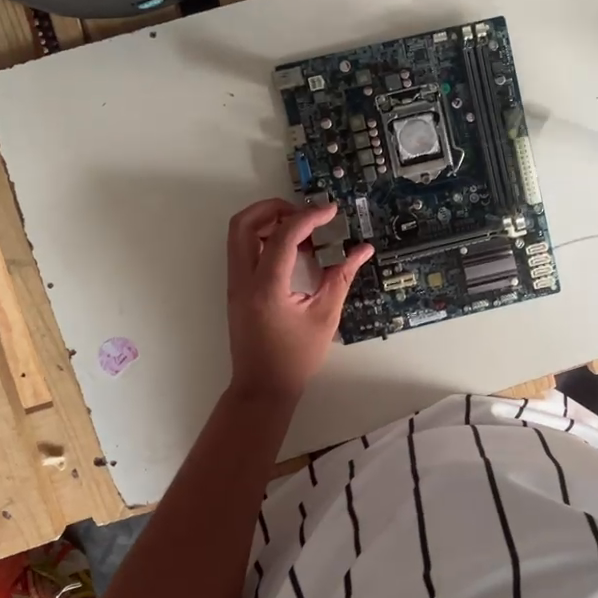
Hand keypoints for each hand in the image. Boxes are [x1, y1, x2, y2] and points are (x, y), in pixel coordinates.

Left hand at [224, 199, 373, 403]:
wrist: (262, 388)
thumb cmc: (295, 358)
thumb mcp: (325, 316)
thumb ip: (341, 276)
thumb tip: (362, 249)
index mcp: (266, 288)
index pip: (282, 236)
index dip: (308, 217)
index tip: (330, 211)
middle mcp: (243, 280)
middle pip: (245, 223)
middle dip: (276, 209)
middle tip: (307, 216)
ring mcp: (235, 283)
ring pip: (239, 233)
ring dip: (268, 221)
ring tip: (303, 233)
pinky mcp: (236, 288)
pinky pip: (243, 248)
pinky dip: (265, 238)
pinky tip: (294, 251)